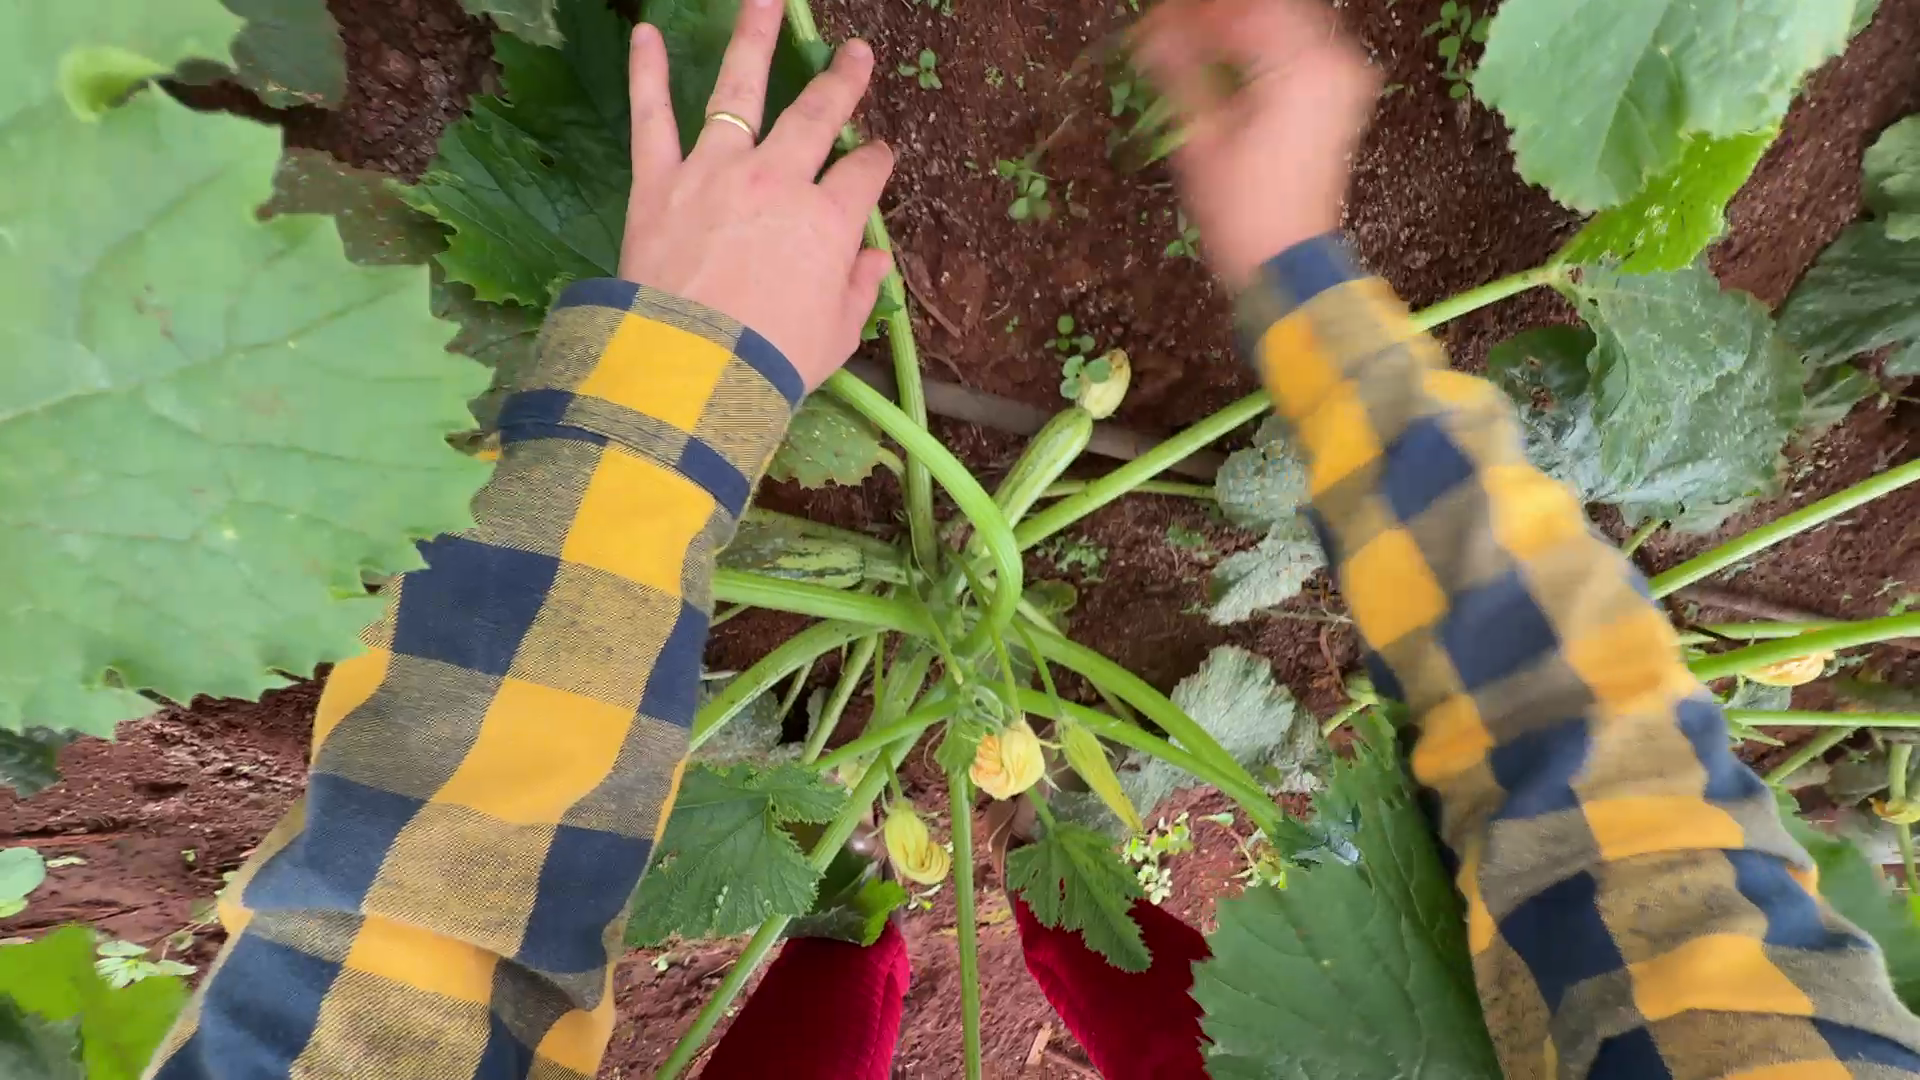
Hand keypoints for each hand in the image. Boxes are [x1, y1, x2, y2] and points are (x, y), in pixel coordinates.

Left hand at [619, 0, 893, 389]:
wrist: (696, 371)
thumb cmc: (777, 361)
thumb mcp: (838, 335)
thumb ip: (860, 290)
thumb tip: (876, 260)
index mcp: (828, 222)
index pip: (864, 177)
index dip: (877, 165)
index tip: (882, 158)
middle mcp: (778, 180)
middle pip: (817, 117)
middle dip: (842, 83)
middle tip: (857, 54)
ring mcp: (717, 171)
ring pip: (739, 89)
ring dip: (755, 38)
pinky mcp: (660, 180)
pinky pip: (652, 117)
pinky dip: (647, 74)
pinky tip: (645, 32)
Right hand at [1136, 0, 1378, 291]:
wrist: (1286, 266)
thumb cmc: (1240, 214)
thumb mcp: (1200, 144)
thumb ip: (1179, 77)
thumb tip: (1151, 34)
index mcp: (1300, 67)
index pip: (1243, 12)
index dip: (1195, 15)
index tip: (1156, 22)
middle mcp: (1333, 61)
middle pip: (1270, 11)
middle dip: (1220, 19)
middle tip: (1174, 30)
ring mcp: (1343, 81)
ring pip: (1287, 29)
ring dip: (1241, 32)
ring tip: (1196, 48)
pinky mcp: (1340, 102)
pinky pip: (1303, 55)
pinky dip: (1266, 53)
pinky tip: (1232, 69)